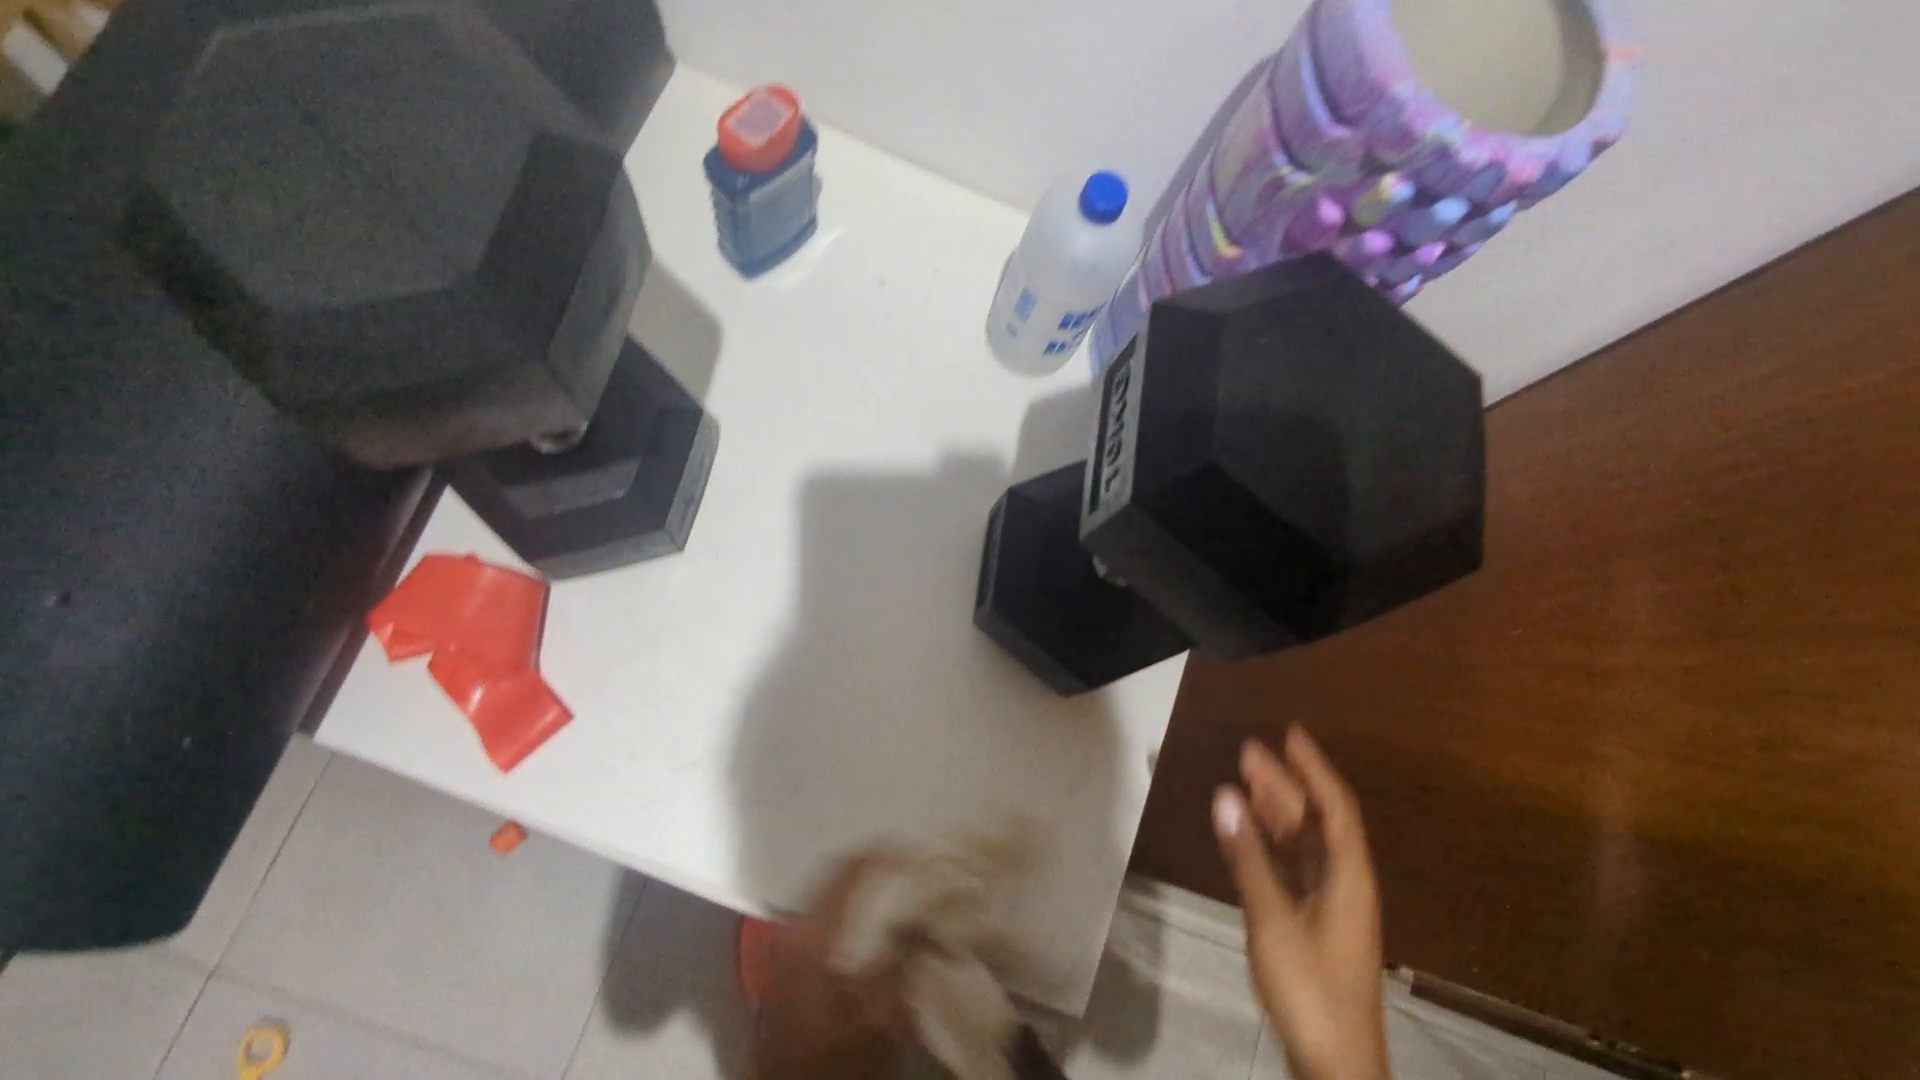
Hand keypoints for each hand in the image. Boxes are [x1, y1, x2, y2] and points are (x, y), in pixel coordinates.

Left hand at [753, 856, 906, 1079]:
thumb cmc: (835, 1062)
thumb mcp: (881, 1018)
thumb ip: (905, 961)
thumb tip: (929, 919)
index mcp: (813, 938)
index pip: (845, 872)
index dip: (879, 855)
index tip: (910, 848)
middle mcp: (790, 932)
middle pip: (831, 875)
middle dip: (870, 866)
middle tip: (907, 867)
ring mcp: (780, 947)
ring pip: (822, 894)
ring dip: (856, 885)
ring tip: (893, 889)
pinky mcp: (781, 964)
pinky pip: (816, 915)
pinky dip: (844, 907)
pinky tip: (868, 924)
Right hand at [1213, 728, 1389, 1079]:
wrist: (1337, 1064)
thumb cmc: (1311, 988)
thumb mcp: (1273, 920)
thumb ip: (1247, 858)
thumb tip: (1224, 797)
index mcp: (1348, 876)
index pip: (1333, 807)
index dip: (1313, 768)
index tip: (1291, 733)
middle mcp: (1344, 883)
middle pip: (1315, 821)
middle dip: (1284, 784)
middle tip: (1248, 752)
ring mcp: (1330, 906)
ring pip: (1302, 845)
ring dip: (1275, 813)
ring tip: (1243, 782)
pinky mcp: (1314, 926)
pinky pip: (1292, 870)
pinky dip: (1269, 847)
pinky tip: (1246, 837)